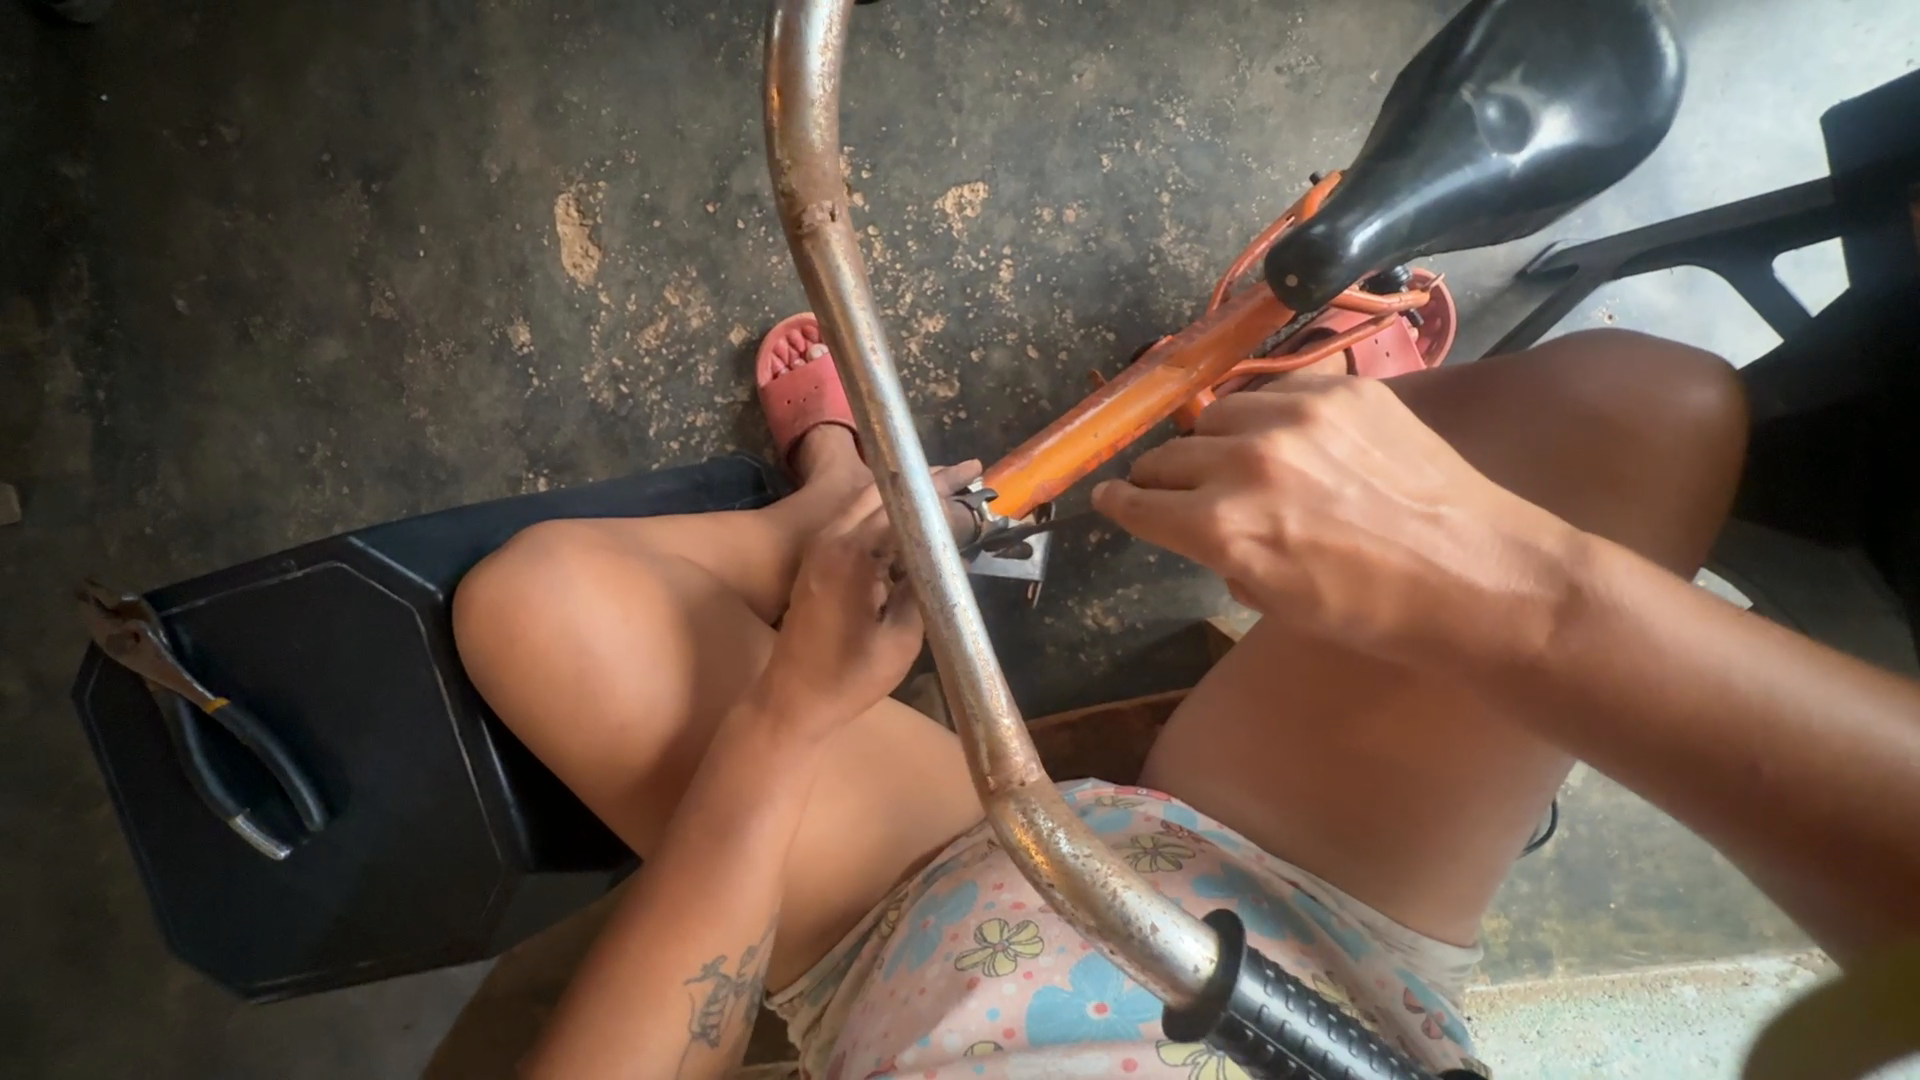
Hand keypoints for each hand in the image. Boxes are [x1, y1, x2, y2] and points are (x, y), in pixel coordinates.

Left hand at [753, 462, 981, 737]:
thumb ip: (925, 589)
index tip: (975, 488)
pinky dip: (887, 512)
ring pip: (868, 501)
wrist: (789, 700)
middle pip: (884, 491)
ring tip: (948, 486)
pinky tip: (915, 521)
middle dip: (926, 481)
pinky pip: (856, 520)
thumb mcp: (901, 640)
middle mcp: (831, 538)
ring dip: (907, 493)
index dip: (942, 498)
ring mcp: (820, 546)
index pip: (904, 508)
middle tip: (967, 472)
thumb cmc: (848, 678)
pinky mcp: (817, 560)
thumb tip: (947, 555)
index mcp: (851, 555)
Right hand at [1092, 377, 1578, 669]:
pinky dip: (1263, 417)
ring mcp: (1296, 418)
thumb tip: (1190, 520)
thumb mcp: (1266, 599)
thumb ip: (1213, 550)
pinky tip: (1285, 440)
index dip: (1116, 503)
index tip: (1108, 497)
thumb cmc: (1366, 612)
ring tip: (1235, 461)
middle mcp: (1245, 464)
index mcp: (1221, 528)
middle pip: (1165, 456)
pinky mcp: (1343, 391)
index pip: (1136, 503)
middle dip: (1159, 478)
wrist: (1477, 577)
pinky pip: (1270, 392)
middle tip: (1172, 490)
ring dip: (1210, 442)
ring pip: (1212, 415)